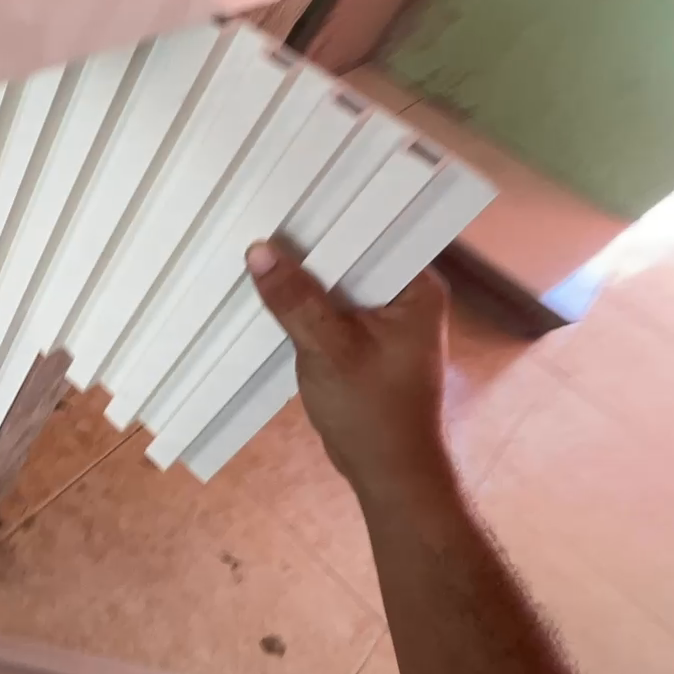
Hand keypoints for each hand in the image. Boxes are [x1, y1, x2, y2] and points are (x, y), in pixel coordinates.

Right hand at [245, 238, 454, 505]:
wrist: (386, 472)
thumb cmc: (372, 411)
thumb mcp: (329, 349)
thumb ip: (294, 299)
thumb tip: (257, 250)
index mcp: (416, 287)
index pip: (374, 232)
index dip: (331, 216)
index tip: (287, 201)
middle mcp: (403, 294)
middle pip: (350, 254)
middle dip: (307, 245)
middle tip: (261, 220)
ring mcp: (381, 316)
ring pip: (334, 280)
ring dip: (301, 274)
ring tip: (257, 249)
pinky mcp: (360, 336)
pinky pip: (327, 304)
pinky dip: (301, 300)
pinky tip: (269, 290)